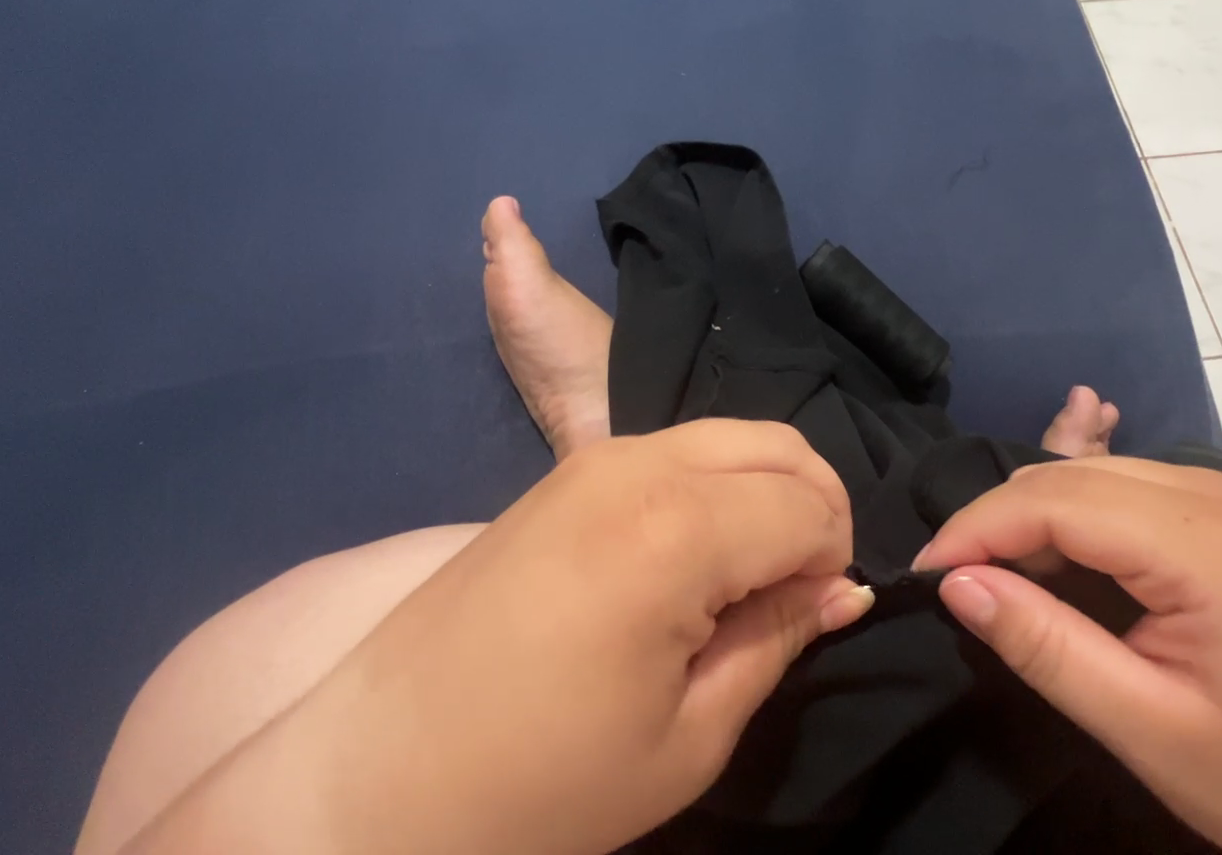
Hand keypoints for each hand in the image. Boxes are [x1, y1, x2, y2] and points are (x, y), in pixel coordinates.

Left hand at [129, 420, 873, 854]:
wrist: (379, 776)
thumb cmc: (543, 784)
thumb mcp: (687, 738)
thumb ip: (776, 638)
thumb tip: (842, 588)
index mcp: (673, 531)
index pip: (807, 508)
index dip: (832, 560)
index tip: (814, 617)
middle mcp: (637, 464)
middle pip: (777, 447)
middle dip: (813, 506)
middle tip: (796, 589)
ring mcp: (593, 456)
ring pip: (729, 436)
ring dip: (765, 491)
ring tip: (746, 576)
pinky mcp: (564, 469)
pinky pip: (677, 449)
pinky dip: (717, 484)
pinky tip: (693, 554)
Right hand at [914, 457, 1221, 854]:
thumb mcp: (1146, 730)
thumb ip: (1046, 647)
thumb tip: (955, 584)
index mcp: (1207, 549)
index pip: (1055, 502)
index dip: (976, 530)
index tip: (926, 577)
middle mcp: (1216, 497)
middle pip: (1067, 477)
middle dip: (996, 521)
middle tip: (955, 585)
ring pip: (1088, 473)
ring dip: (1029, 516)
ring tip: (996, 577)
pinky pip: (1119, 484)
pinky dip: (1069, 513)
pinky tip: (1054, 554)